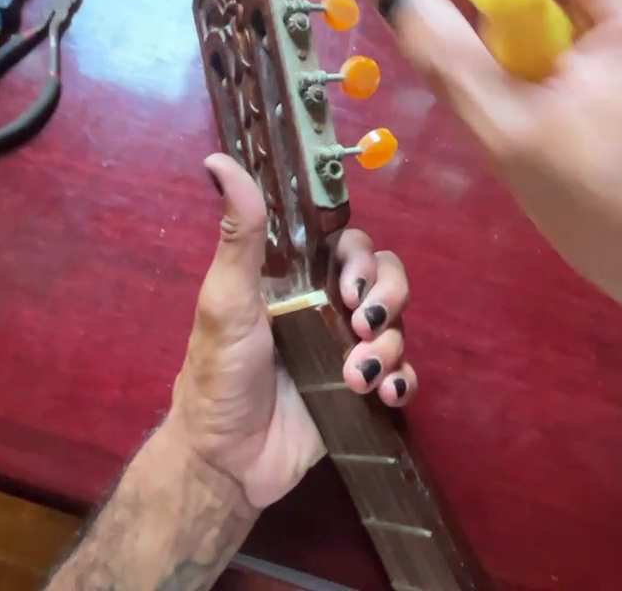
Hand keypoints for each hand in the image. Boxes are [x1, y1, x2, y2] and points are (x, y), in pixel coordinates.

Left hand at [166, 154, 418, 510]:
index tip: (347, 286)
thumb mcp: (227, 298)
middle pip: (386, 279)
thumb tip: (217, 161)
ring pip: (398, 325)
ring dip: (389, 346)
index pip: (350, 246)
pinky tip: (385, 395)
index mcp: (299, 279)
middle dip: (387, 298)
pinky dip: (404, 380)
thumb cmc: (220, 370)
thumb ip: (238, 233)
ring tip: (357, 377)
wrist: (226, 460)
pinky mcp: (362, 392)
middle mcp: (328, 307)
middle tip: (361, 325)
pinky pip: (403, 374)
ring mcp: (348, 349)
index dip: (361, 260)